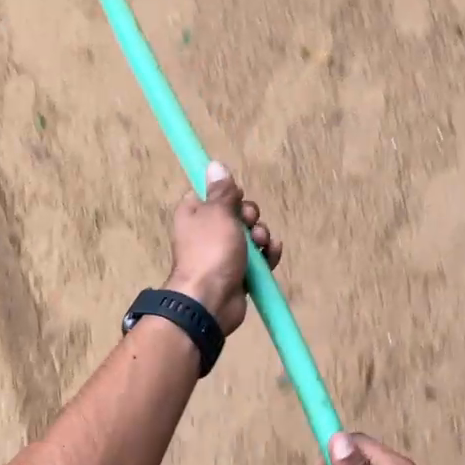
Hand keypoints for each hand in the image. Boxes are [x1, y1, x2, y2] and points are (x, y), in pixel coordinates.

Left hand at [163, 161, 281, 334]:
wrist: (210, 301)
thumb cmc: (210, 251)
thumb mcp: (218, 213)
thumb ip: (221, 190)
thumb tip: (214, 164)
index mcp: (194, 214)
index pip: (210, 194)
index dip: (227, 193)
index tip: (236, 197)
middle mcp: (206, 232)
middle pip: (235, 213)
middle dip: (249, 216)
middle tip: (249, 222)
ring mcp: (222, 254)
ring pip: (249, 235)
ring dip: (261, 236)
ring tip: (261, 243)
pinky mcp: (238, 273)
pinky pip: (257, 258)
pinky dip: (266, 255)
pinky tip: (271, 253)